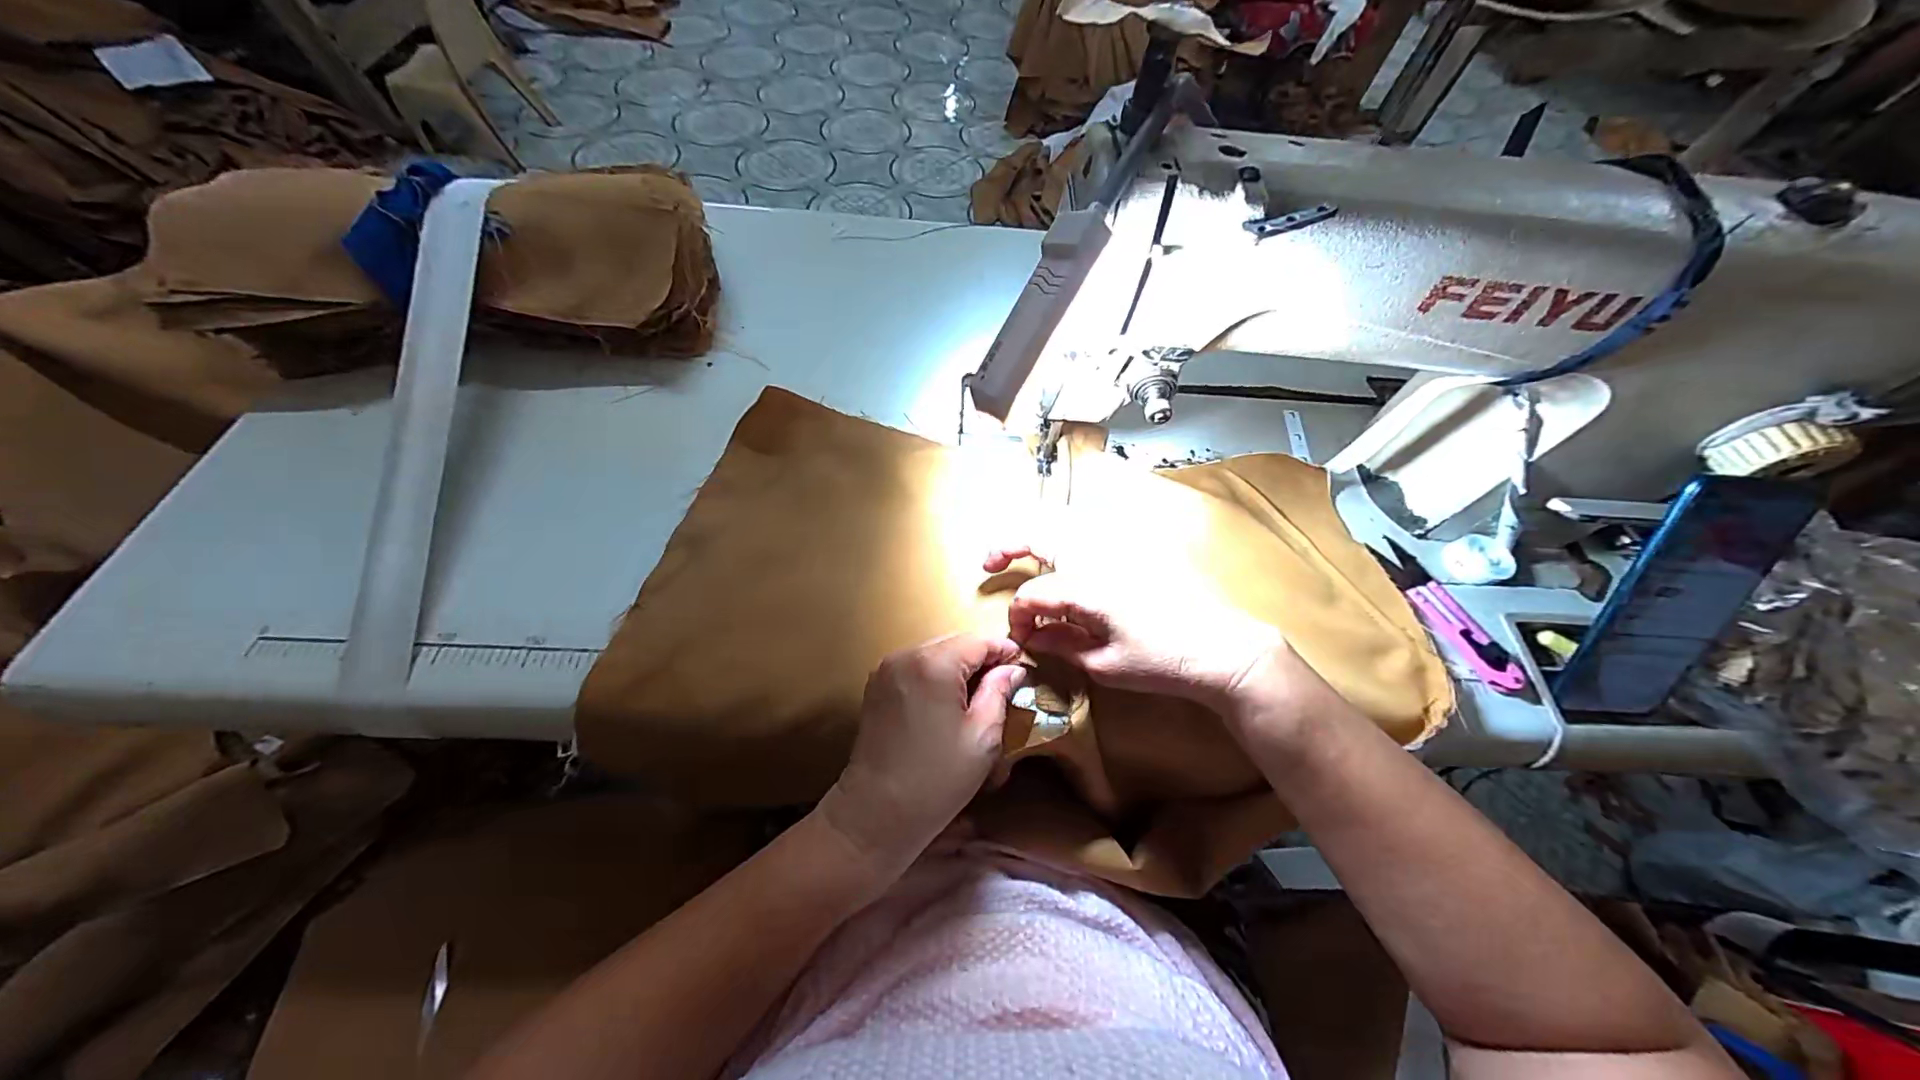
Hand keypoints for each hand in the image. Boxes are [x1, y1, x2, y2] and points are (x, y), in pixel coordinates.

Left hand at [819, 634, 1026, 870]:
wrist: (875, 813)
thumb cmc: (937, 779)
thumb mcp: (982, 737)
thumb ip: (999, 693)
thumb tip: (1012, 669)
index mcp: (933, 664)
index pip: (977, 641)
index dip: (1004, 649)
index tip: (1024, 664)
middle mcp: (905, 656)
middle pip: (953, 643)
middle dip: (981, 657)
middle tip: (1006, 681)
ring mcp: (885, 669)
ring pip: (934, 653)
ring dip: (958, 666)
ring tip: (980, 693)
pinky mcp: (875, 686)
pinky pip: (915, 667)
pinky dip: (935, 675)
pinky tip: (949, 701)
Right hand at [985, 545, 1286, 713]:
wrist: (1225, 650)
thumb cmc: (1163, 663)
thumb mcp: (1104, 664)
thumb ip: (1061, 643)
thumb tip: (1034, 635)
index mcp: (1085, 585)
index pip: (1032, 592)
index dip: (1019, 616)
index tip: (1020, 637)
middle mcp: (1098, 553)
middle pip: (1039, 531)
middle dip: (1008, 544)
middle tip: (990, 562)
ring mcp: (1121, 544)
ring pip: (1065, 522)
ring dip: (1037, 534)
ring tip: (1024, 554)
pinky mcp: (1139, 546)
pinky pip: (1092, 528)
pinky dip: (1068, 534)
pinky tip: (1067, 554)